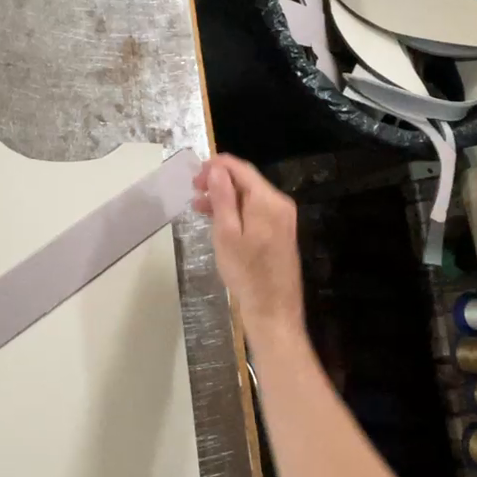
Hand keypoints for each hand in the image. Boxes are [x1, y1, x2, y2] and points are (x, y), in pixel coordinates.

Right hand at [193, 154, 304, 344]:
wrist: (273, 309)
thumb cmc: (246, 272)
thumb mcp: (226, 233)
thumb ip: (222, 198)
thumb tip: (216, 169)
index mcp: (268, 201)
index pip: (241, 169)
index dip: (216, 166)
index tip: (194, 175)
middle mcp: (280, 204)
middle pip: (247, 181)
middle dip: (219, 182)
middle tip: (193, 192)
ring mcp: (282, 219)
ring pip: (250, 197)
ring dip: (225, 198)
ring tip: (199, 207)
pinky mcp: (280, 233)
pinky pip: (256, 211)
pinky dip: (237, 211)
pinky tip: (219, 221)